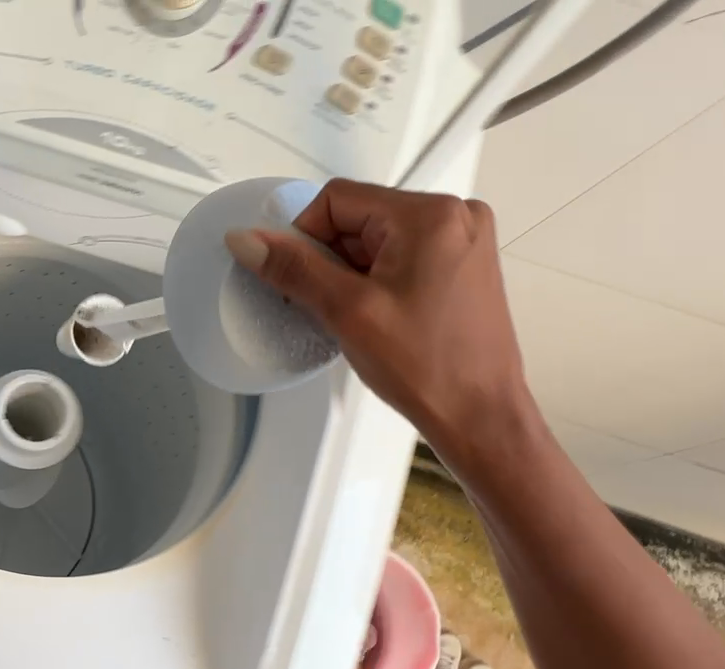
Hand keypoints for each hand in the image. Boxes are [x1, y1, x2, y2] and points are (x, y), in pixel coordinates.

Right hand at [224, 179, 531, 459]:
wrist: (478, 412)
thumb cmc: (425, 366)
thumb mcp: (346, 311)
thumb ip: (294, 269)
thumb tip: (245, 240)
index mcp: (431, 215)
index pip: (337, 199)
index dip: (304, 239)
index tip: (300, 284)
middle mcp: (454, 215)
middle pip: (357, 218)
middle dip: (328, 261)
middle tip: (329, 309)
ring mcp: (461, 240)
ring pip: (375, 241)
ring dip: (348, 276)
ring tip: (355, 319)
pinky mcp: (459, 266)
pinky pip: (398, 258)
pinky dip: (372, 283)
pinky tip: (373, 318)